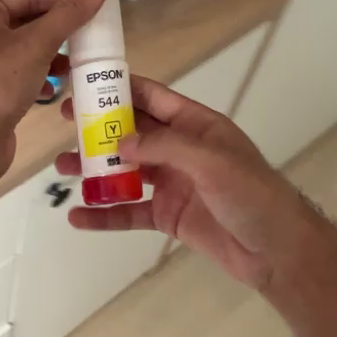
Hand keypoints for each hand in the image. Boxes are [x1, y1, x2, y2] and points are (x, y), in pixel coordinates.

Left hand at [0, 0, 116, 182]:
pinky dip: (39, 75)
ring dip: (53, 53)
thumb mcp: (38, 44)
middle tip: (94, 31)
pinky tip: (55, 88)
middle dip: (61, 27)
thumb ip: (71, 9)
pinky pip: (19, 72)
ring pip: (25, 47)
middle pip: (28, 19)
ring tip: (77, 62)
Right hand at [57, 76, 324, 289]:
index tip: (83, 85)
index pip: (151, 98)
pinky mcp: (167, 216)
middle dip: (97, 128)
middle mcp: (180, 150)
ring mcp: (171, 184)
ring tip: (61, 169)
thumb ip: (165, 146)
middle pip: (131, 133)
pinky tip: (77, 217)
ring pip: (124, 172)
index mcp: (195, 125)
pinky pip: (129, 212)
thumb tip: (119, 141)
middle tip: (63, 124)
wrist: (276, 250)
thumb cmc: (251, 194)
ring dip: (94, 170)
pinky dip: (104, 215)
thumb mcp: (211, 161)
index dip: (118, 89)